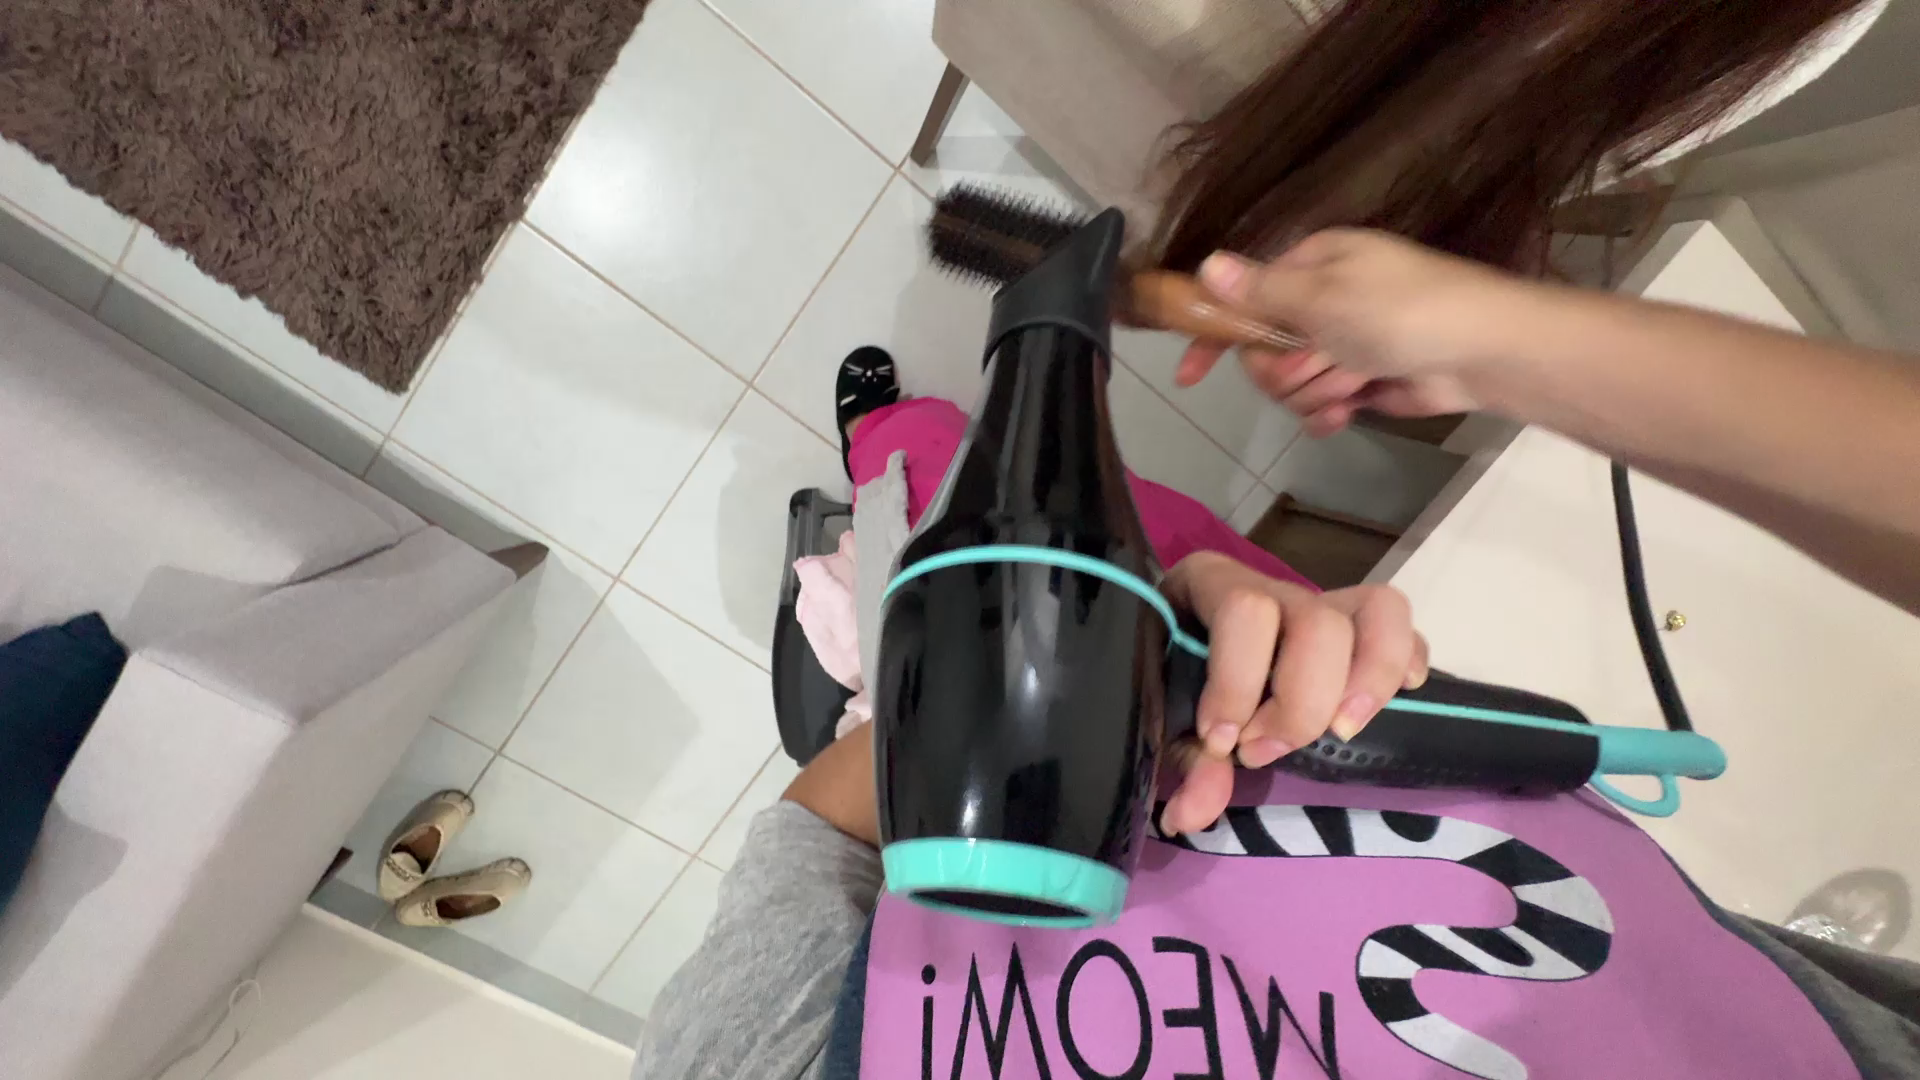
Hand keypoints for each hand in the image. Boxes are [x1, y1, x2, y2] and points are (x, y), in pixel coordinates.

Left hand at [1157, 552, 1428, 834]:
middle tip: (1263, 750)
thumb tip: (1188, 818)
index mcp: (1208, 584)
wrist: (1184, 646)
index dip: (1238, 682)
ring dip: (1369, 680)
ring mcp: (1319, 597)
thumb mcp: (1170, 714)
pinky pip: (1399, 621)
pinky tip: (1388, 700)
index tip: (1222, 740)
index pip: (1245, 612)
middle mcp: (1269, 583)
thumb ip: (1186, 759)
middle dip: (1300, 703)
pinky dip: (1403, 659)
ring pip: (1377, 609)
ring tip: (1341, 730)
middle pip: (1317, 622)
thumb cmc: (1171, 672)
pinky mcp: (1356, 621)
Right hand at [1174, 229, 1538, 436]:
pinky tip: (1347, 412)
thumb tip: (1205, 264)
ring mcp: (1339, 346)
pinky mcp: (1358, 383)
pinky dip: (1328, 413)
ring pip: (1288, 385)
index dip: (1212, 339)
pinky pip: (1316, 407)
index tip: (1189, 376)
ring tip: (1355, 381)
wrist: (1483, 354)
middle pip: (1261, 353)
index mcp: (1310, 270)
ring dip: (1316, 390)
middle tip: (1317, 363)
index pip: (1240, 303)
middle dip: (1285, 369)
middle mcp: (1319, 306)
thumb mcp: (1321, 296)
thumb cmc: (1401, 310)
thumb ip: (1257, 290)